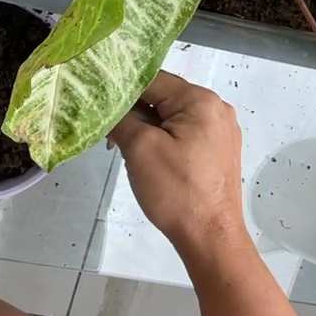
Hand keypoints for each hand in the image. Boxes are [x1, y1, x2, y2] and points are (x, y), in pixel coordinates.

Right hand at [108, 71, 249, 260]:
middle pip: (163, 96)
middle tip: (108, 131)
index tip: (95, 102)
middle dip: (133, 111)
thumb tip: (103, 104)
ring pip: (171, 116)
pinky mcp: (218, 150)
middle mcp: (216, 107)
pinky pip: (184, 132)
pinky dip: (162, 138)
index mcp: (200, 100)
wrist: (210, 236)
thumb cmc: (176, 191)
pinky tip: (147, 157)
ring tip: (124, 147)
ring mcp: (220, 130)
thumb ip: (120, 118)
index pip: (151, 79)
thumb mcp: (140, 149)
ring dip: (146, 126)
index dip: (120, 88)